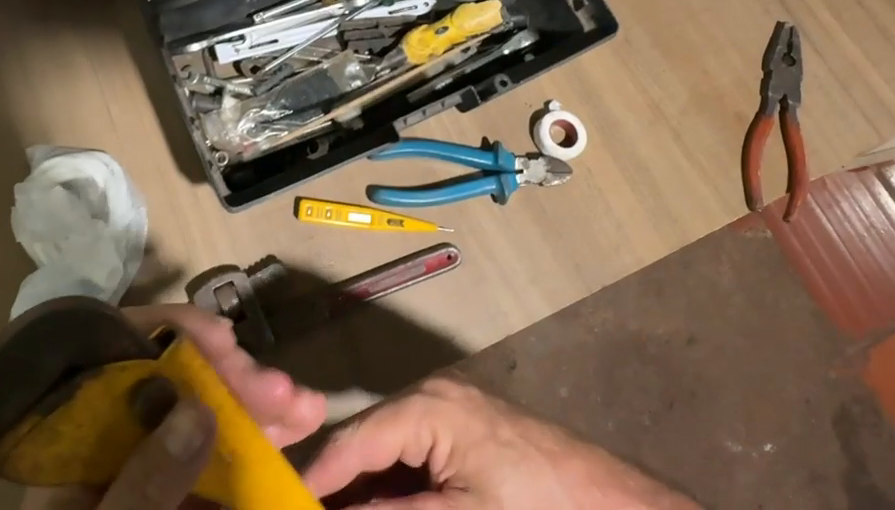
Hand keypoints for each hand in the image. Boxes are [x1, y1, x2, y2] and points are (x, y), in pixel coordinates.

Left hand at [20, 303, 328, 509]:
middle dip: (231, 375)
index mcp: (73, 439)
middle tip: (284, 391)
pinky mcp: (179, 487)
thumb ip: (144, 484)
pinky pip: (217, 450)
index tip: (225, 343)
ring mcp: (147, 459)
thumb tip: (197, 408)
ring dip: (255, 401)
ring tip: (305, 406)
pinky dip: (255, 439)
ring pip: (201, 408)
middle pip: (168, 376)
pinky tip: (291, 431)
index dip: (167, 334)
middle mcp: (110, 437)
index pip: (113, 353)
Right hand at [303, 377, 696, 509]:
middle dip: (338, 484)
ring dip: (365, 486)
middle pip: (366, 441)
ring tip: (338, 501)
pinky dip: (394, 484)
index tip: (280, 503)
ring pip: (386, 450)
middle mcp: (431, 396)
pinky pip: (412, 455)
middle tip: (308, 502)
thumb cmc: (537, 505)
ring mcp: (449, 410)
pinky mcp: (464, 430)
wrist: (615, 505)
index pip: (353, 441)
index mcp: (428, 406)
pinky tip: (382, 503)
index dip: (316, 478)